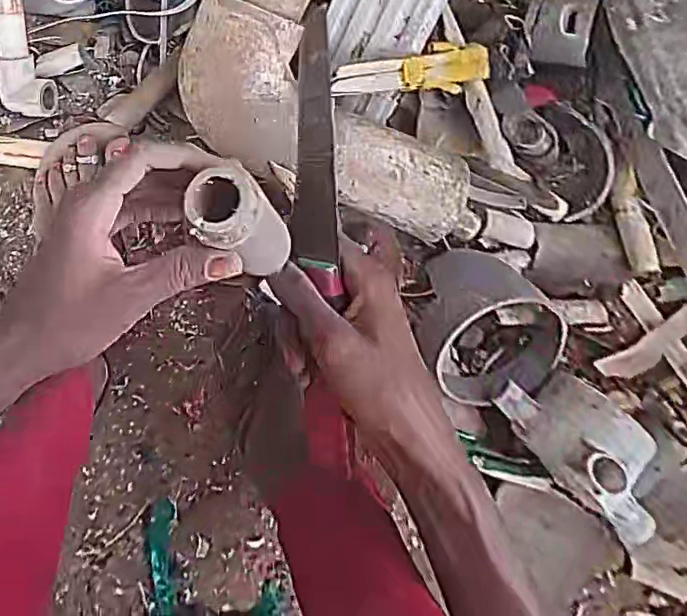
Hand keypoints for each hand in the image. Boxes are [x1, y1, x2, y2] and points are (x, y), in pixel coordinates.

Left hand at [0, 140, 244, 419]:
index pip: (143, 159)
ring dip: (173, 195)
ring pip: (136, 190)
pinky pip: (128, 210)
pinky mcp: (88, 232)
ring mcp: (86, 215)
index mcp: (90, 205)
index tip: (215, 166)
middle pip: (141, 170)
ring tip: (210, 204)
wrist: (20, 345)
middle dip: (184, 174)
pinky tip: (182, 226)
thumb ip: (179, 272)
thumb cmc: (59, 323)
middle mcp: (86, 201)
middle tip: (221, 184)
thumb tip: (225, 259)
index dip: (184, 157)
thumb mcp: (128, 296)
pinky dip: (157, 214)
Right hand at [267, 224, 455, 462]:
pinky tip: (310, 373)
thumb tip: (276, 265)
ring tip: (305, 364)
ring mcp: (357, 317)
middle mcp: (365, 291)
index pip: (321, 243)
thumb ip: (300, 296)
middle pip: (308, 280)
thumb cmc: (388, 394)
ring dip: (296, 338)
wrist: (409, 444)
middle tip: (296, 338)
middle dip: (293, 312)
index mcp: (369, 278)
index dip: (294, 259)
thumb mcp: (332, 340)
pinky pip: (314, 332)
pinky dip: (305, 351)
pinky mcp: (350, 341)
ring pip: (307, 309)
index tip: (278, 281)